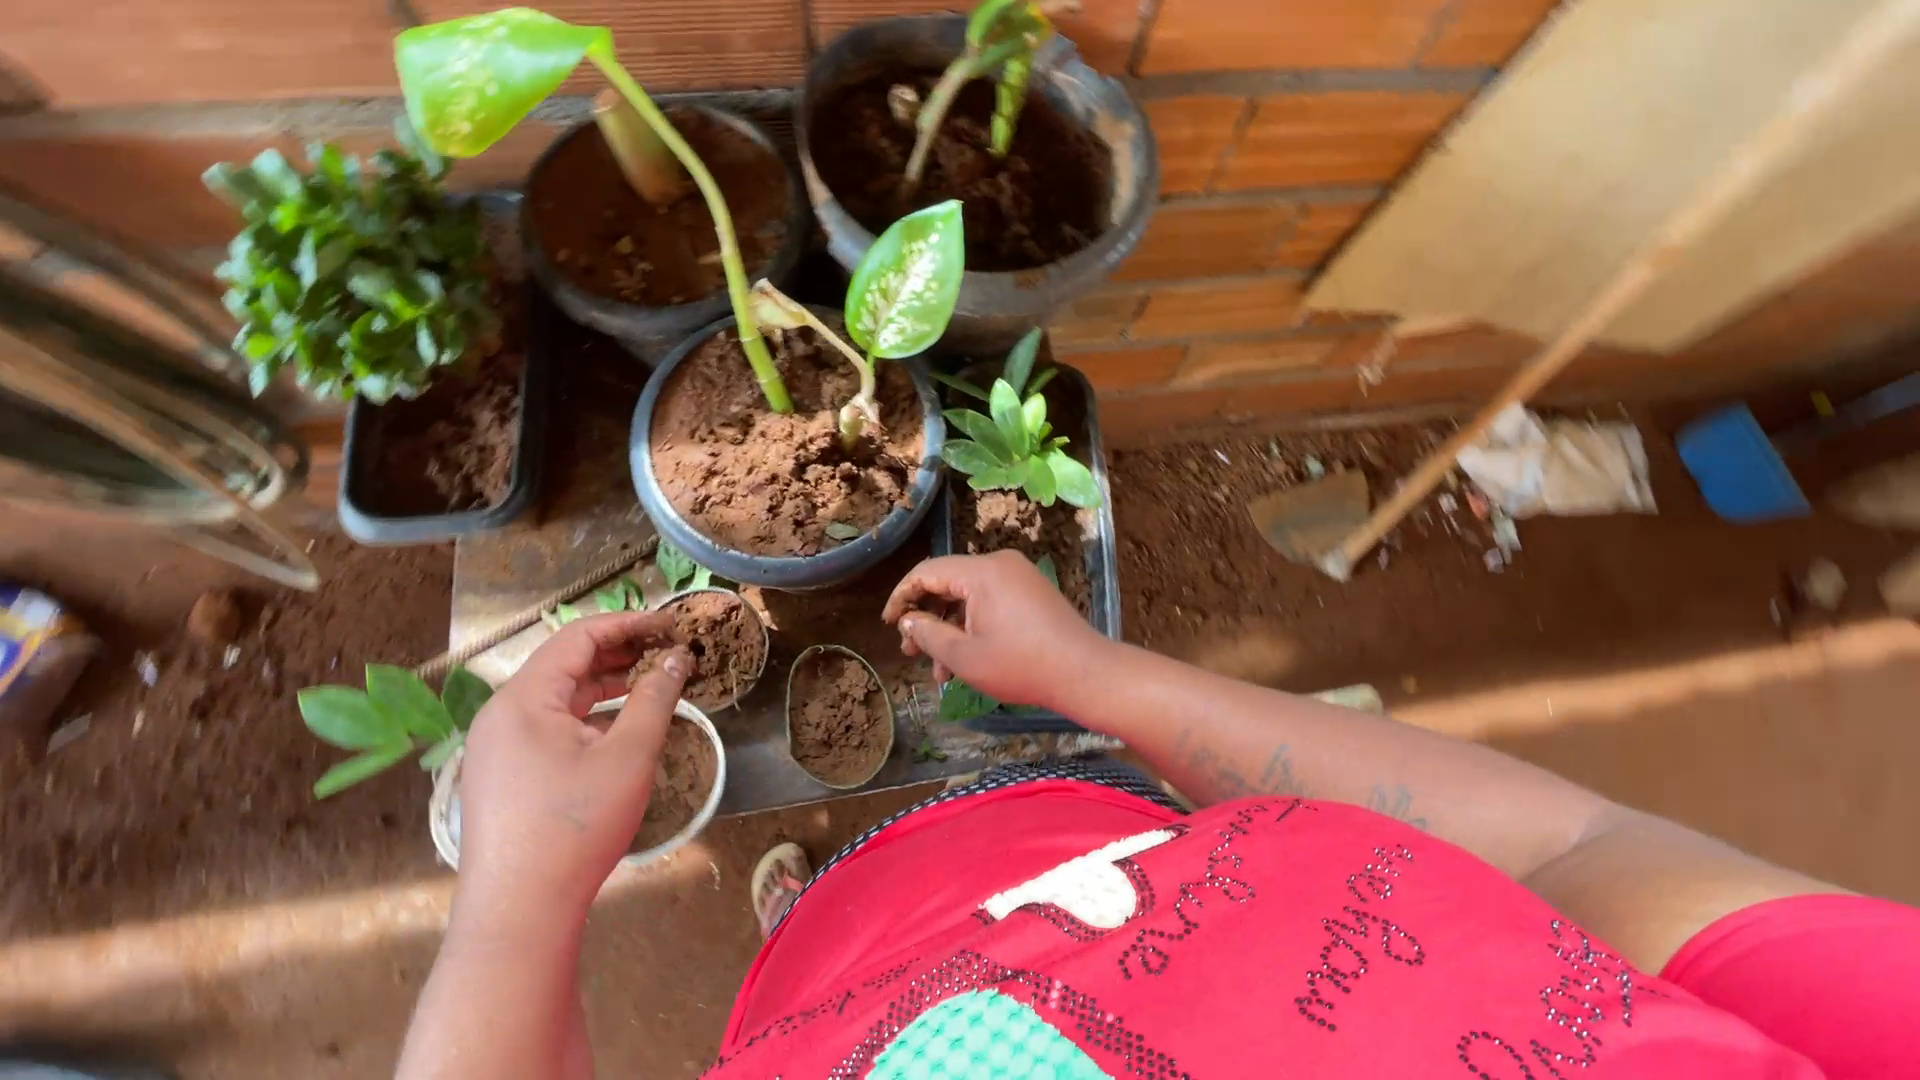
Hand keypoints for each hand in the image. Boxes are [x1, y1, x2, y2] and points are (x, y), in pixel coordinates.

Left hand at [454, 611, 691, 923]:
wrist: (520, 911)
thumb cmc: (577, 825)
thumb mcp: (628, 755)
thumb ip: (655, 697)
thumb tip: (678, 658)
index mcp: (523, 699)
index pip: (578, 637)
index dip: (629, 624)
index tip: (671, 626)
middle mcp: (502, 715)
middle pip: (565, 665)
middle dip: (620, 653)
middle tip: (669, 653)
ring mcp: (498, 748)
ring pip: (559, 698)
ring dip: (606, 686)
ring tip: (653, 683)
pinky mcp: (504, 776)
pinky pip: (550, 728)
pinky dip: (589, 717)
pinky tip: (621, 727)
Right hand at [883, 551, 1110, 711]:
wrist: (1085, 672)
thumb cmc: (1020, 665)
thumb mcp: (964, 656)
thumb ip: (928, 634)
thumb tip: (908, 621)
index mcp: (981, 571)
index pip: (926, 572)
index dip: (901, 597)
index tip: (889, 624)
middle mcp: (1000, 564)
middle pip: (948, 583)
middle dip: (926, 618)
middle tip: (911, 652)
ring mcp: (1019, 576)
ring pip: (968, 597)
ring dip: (950, 629)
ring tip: (939, 670)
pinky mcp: (1031, 592)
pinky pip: (990, 601)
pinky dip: (973, 626)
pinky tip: (966, 660)